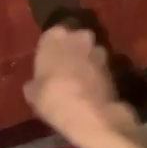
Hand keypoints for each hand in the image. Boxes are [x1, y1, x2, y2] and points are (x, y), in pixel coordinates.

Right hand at [24, 26, 138, 145]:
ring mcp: (98, 52)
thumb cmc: (51, 96)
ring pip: (91, 53)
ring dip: (87, 62)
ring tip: (80, 81)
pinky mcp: (113, 69)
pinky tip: (90, 92)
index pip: (52, 34)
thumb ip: (35, 83)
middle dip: (73, 50)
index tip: (48, 62)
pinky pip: (101, 69)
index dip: (51, 48)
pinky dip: (97, 77)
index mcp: (55, 37)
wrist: (88, 113)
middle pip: (76, 39)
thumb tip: (35, 85)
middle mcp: (78, 38)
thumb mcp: (32, 93)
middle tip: (65, 68)